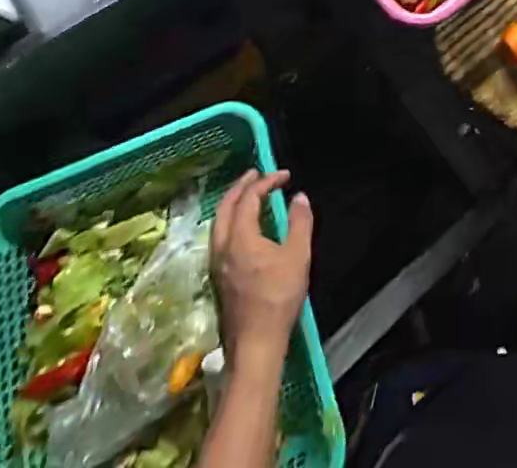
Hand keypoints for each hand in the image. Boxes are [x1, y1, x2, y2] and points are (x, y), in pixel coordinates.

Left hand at [210, 169, 312, 352]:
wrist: (255, 342)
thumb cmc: (278, 297)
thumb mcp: (298, 255)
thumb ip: (300, 222)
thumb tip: (299, 197)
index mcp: (240, 238)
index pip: (248, 199)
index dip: (265, 182)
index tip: (284, 176)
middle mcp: (222, 247)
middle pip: (225, 207)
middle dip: (241, 187)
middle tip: (257, 174)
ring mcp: (216, 263)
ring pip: (218, 223)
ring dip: (233, 203)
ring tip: (249, 194)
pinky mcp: (218, 276)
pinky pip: (220, 236)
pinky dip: (230, 220)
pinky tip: (243, 225)